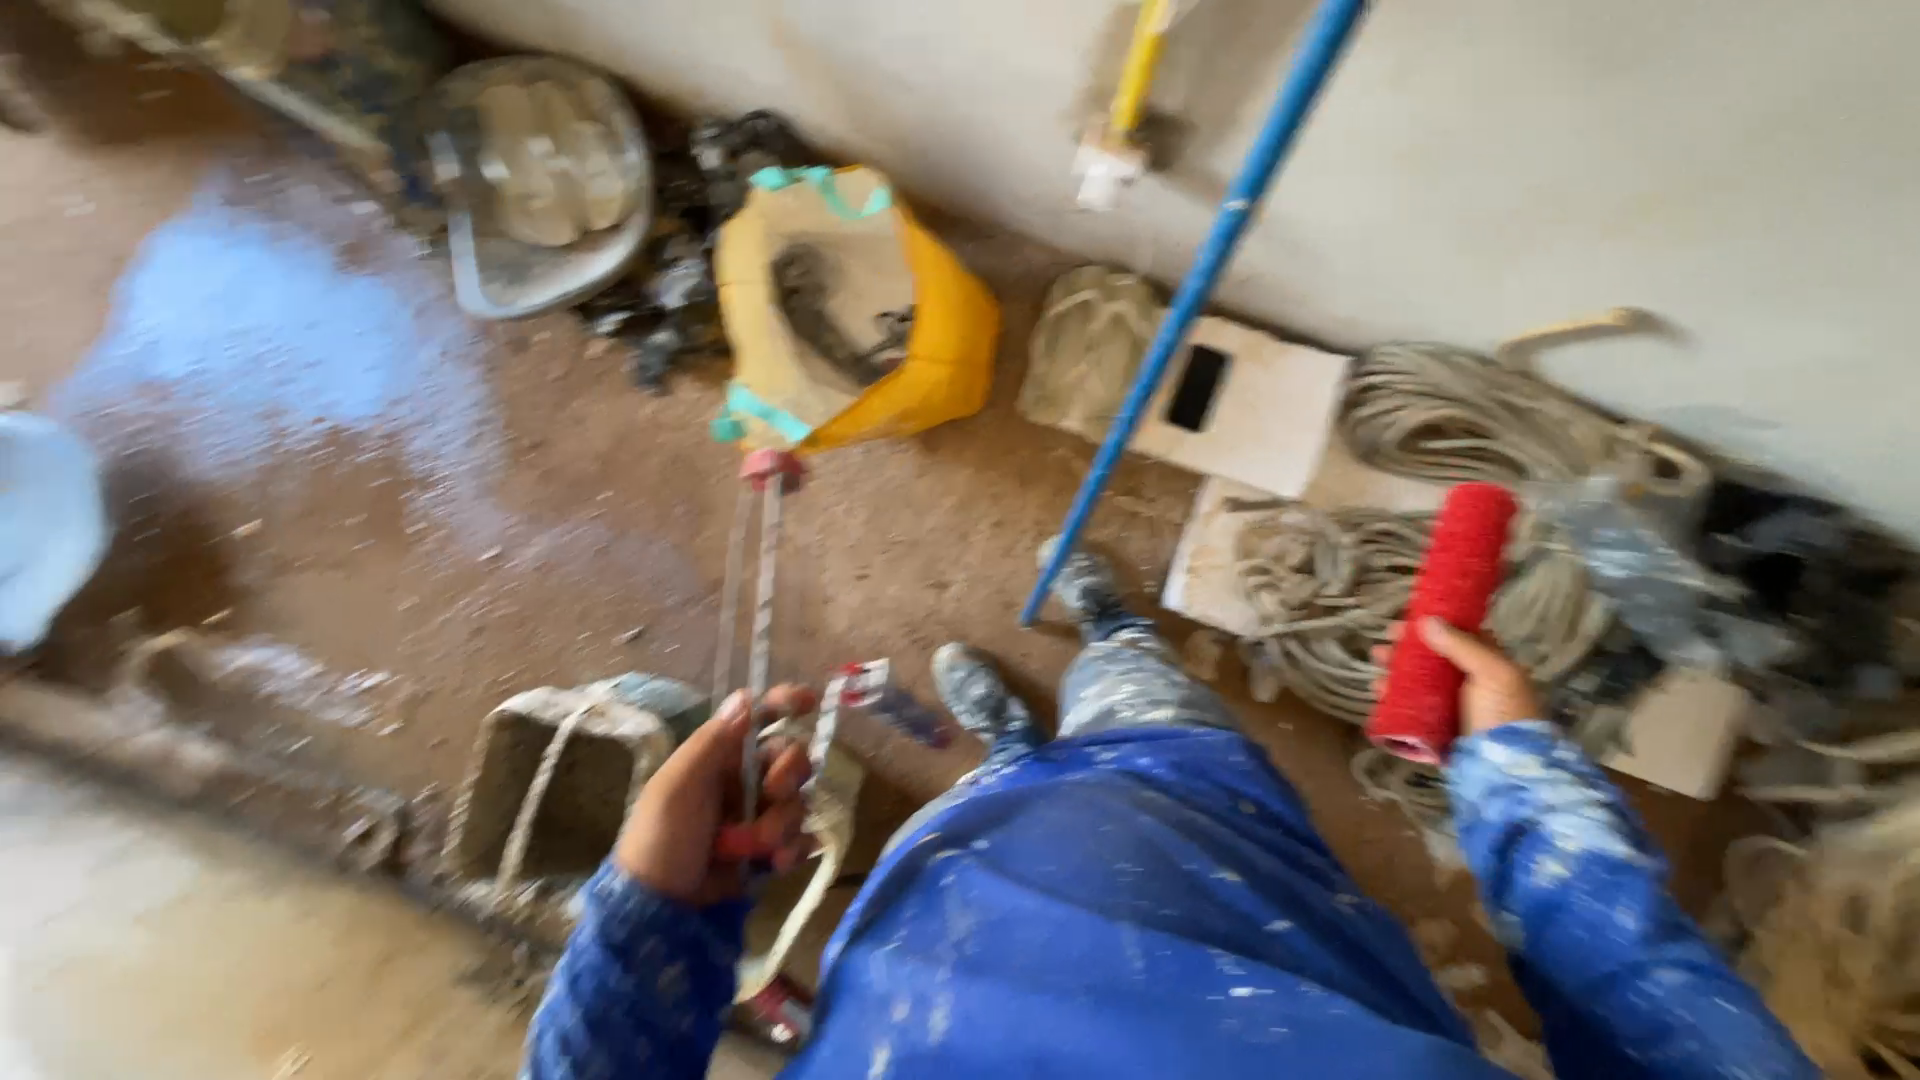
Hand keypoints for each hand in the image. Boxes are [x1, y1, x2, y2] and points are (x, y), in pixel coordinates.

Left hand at [613, 685, 816, 906]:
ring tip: (755, 849)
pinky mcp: (770, 849)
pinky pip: (801, 837)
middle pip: (792, 757)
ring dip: (782, 823)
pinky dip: (793, 848)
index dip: (786, 703)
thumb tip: (746, 696)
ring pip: (799, 800)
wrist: (659, 910)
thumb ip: (712, 741)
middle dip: (789, 775)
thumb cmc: (661, 838)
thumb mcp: (677, 786)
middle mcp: (746, 780)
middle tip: (772, 794)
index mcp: (721, 757)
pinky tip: (776, 863)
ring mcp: (760, 814)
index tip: (809, 703)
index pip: (760, 718)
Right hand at [1371, 617, 1539, 736]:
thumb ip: (1461, 646)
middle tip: (1380, 652)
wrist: (1506, 768)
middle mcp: (1468, 683)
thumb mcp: (1492, 674)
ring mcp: (1451, 707)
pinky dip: (1392, 700)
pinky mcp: (1436, 727)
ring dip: (1393, 677)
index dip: (1430, 627)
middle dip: (1402, 653)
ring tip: (1376, 679)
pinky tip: (1379, 697)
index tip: (1403, 624)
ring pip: (1415, 684)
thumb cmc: (1504, 714)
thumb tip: (1425, 620)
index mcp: (1488, 665)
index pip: (1456, 637)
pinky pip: (1409, 708)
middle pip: (1429, 660)